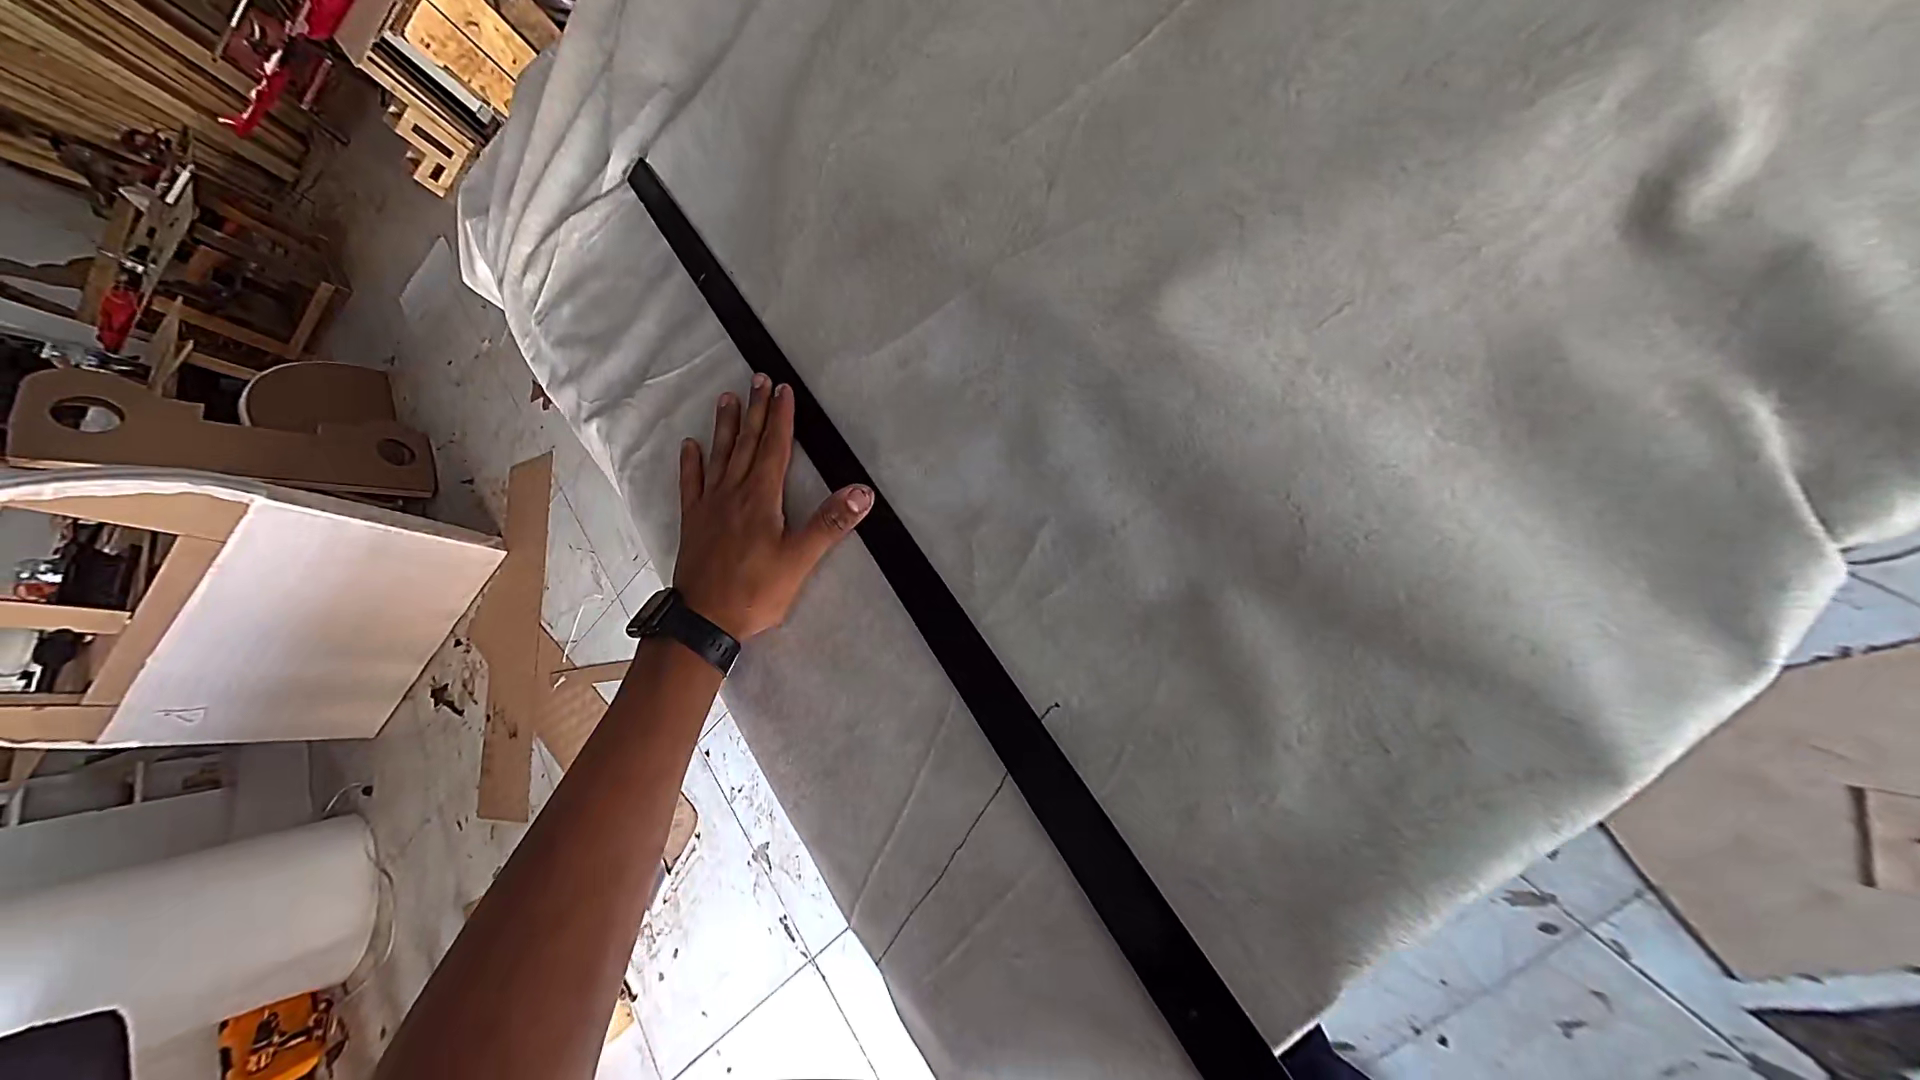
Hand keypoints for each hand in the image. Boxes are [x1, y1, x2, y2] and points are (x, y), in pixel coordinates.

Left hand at [673, 374, 873, 639]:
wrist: (704, 620)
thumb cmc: (756, 591)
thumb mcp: (800, 560)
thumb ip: (830, 523)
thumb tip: (863, 492)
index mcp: (761, 498)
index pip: (774, 449)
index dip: (781, 418)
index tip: (783, 389)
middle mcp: (733, 493)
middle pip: (747, 444)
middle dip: (756, 411)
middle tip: (757, 379)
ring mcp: (710, 506)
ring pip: (719, 457)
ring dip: (725, 427)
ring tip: (727, 398)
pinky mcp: (694, 522)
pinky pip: (691, 484)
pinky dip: (691, 463)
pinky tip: (690, 446)